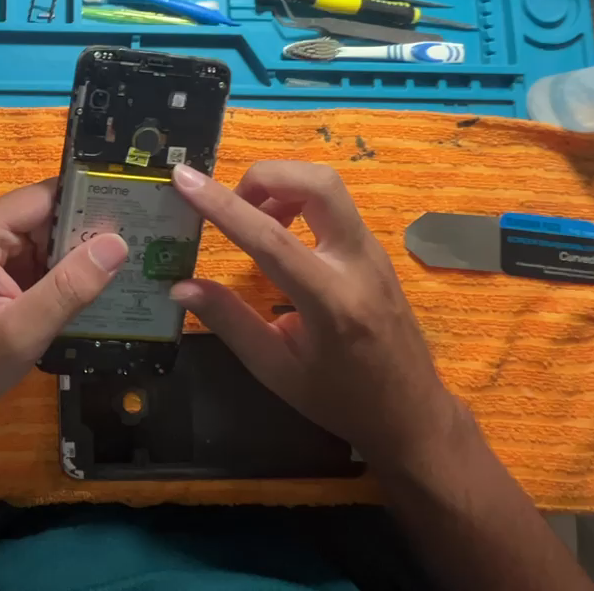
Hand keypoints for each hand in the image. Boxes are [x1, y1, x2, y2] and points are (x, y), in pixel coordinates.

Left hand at [0, 179, 129, 432]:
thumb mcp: (21, 332)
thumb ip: (68, 288)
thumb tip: (116, 244)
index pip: (46, 197)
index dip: (89, 204)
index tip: (136, 214)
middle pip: (49, 214)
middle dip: (90, 231)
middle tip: (144, 243)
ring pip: (47, 236)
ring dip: (80, 254)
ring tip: (132, 264)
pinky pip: (38, 257)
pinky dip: (64, 272)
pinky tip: (99, 285)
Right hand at [168, 160, 463, 464]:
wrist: (413, 415)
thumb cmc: (340, 399)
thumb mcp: (275, 370)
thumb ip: (228, 320)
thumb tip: (180, 286)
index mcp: (331, 303)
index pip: (270, 238)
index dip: (221, 204)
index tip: (183, 177)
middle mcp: (358, 264)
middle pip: (317, 183)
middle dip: (264, 177)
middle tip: (234, 204)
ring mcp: (372, 251)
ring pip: (327, 184)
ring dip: (281, 186)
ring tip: (254, 220)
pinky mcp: (374, 248)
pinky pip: (332, 202)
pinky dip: (296, 199)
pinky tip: (278, 233)